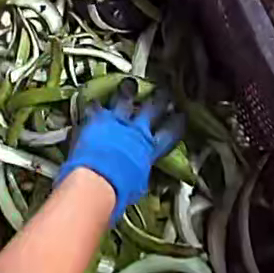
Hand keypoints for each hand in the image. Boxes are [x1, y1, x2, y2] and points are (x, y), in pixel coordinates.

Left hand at [57, 84, 181, 220]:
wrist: (97, 179)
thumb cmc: (119, 190)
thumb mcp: (137, 183)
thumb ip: (139, 170)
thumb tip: (138, 171)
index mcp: (148, 149)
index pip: (168, 134)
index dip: (176, 124)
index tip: (182, 114)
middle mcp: (135, 131)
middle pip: (151, 110)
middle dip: (159, 99)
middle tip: (164, 90)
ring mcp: (115, 121)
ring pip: (124, 99)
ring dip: (127, 90)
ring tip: (129, 82)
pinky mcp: (95, 119)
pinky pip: (95, 107)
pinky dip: (94, 104)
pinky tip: (92, 98)